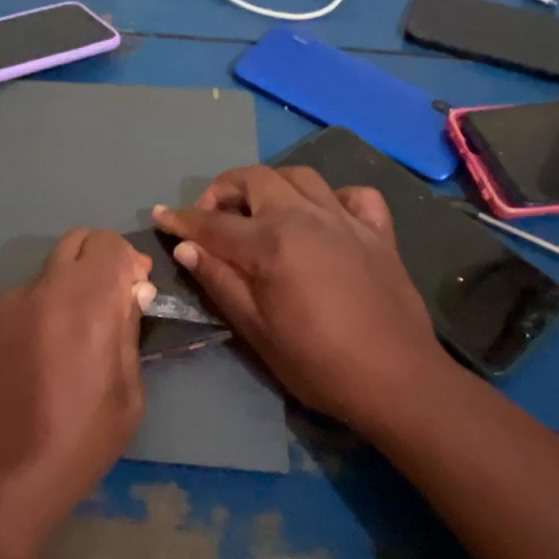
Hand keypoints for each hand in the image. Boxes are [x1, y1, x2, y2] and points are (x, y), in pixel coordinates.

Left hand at [0, 228, 152, 558]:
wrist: (1, 475)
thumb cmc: (79, 442)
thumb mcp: (129, 394)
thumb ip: (129, 331)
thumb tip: (131, 293)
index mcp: (90, 303)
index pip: (111, 244)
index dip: (129, 261)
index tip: (136, 291)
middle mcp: (47, 288)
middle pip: (78, 240)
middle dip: (100, 260)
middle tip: (109, 301)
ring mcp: (10, 300)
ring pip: (50, 270)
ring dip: (68, 286)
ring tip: (70, 336)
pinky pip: (24, 296)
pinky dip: (40, 308)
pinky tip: (39, 353)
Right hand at [153, 165, 444, 430]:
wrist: (398, 381)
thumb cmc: (319, 363)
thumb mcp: (257, 331)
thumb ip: (220, 282)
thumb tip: (186, 247)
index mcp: (271, 242)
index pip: (213, 223)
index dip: (182, 220)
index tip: (160, 215)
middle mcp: (305, 216)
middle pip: (255, 179)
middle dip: (224, 190)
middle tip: (213, 218)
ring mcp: (345, 219)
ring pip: (301, 176)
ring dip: (273, 186)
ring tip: (262, 211)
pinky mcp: (379, 232)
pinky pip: (355, 196)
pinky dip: (335, 198)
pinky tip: (326, 217)